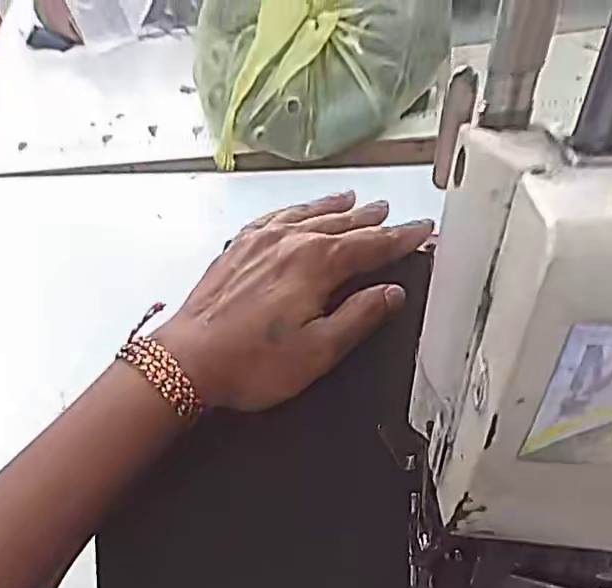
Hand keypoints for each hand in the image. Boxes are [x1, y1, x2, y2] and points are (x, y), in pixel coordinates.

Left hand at [150, 191, 434, 411]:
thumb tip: (390, 295)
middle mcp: (289, 242)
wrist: (189, 361)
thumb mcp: (319, 350)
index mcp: (315, 265)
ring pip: (309, 214)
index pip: (372, 245)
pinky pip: (275, 218)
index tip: (421, 232)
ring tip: (355, 201)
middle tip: (394, 216)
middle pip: (343, 223)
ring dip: (337, 208)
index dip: (401, 239)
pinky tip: (299, 212)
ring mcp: (259, 242)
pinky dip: (296, 210)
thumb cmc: (250, 363)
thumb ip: (359, 317)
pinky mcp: (237, 249)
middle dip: (374, 220)